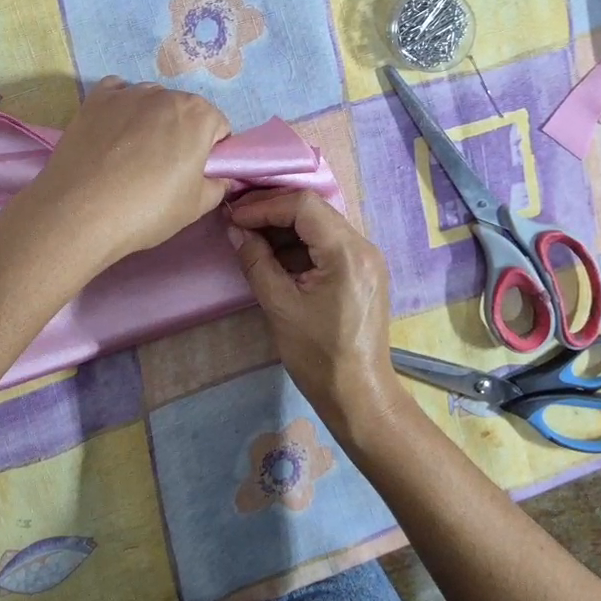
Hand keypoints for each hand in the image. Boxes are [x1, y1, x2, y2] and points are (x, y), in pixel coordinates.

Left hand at [26, 77, 231, 266]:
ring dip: (151, 120)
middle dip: (181, 133)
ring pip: (151, 101)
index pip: (218, 127)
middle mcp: (166, 95)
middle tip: (164, 168)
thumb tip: (219, 178)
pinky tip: (112, 133)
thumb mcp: (196, 207)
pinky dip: (120, 107)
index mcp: (198, 115)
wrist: (80, 213)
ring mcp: (128, 93)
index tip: (195, 173)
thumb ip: (217, 185)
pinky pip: (117, 93)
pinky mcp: (95, 100)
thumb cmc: (147, 210)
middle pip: (184, 111)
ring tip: (132, 154)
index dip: (210, 152)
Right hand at [226, 189, 403, 425]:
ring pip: (320, 225)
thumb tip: (235, 229)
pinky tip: (273, 254)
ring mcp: (367, 258)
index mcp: (348, 252)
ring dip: (284, 227)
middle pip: (314, 210)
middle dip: (273, 211)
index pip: (303, 205)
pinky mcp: (362, 272)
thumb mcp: (280, 306)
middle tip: (236, 220)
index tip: (233, 216)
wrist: (358, 395)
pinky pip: (328, 243)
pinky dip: (300, 244)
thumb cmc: (318, 356)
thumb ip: (256, 261)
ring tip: (249, 236)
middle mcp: (363, 246)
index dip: (265, 205)